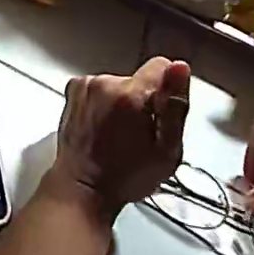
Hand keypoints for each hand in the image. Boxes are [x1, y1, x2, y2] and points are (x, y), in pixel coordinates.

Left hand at [50, 57, 190, 214]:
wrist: (82, 188)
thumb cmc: (124, 177)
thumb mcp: (166, 151)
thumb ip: (176, 105)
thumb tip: (180, 68)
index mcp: (130, 95)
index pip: (161, 65)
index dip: (168, 89)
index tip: (162, 113)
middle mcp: (104, 84)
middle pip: (139, 79)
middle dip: (144, 101)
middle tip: (139, 134)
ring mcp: (85, 86)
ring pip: (119, 85)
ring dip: (122, 103)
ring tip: (118, 135)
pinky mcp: (73, 92)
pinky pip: (100, 88)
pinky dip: (103, 103)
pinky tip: (103, 127)